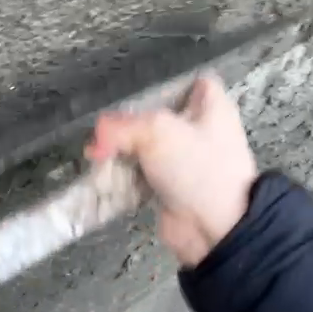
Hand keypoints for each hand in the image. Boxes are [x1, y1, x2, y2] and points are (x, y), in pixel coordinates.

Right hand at [87, 74, 257, 267]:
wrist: (216, 230)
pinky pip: (140, 172)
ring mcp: (184, 160)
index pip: (190, 81)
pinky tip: (103, 175)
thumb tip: (96, 140)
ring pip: (144, 144)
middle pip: (156, 114)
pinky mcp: (169, 186)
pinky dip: (123, 174)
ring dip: (121, 150)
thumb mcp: (157, 131)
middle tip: (106, 128)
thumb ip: (119, 127)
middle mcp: (199, 129)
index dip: (165, 82)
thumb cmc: (199, 169)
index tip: (136, 89)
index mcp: (210, 106)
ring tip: (98, 154)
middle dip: (129, 122)